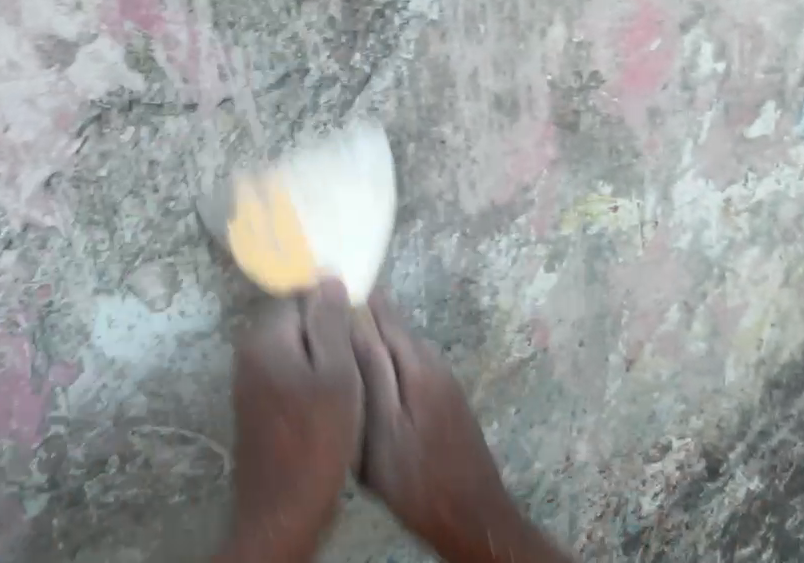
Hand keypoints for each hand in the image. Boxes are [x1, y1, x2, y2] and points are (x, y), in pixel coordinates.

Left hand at [219, 280, 361, 562]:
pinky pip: (289, 373)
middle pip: (297, 322)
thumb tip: (329, 276)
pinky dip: (311, 380)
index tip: (357, 328)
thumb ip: (331, 322)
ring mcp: (249, 380)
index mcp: (265, 338)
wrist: (282, 512)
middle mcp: (249, 352)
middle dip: (328, 333)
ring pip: (296, 350)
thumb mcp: (338, 375)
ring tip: (349, 383)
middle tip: (358, 360)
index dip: (333, 308)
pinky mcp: (255, 405)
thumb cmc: (317, 441)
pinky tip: (331, 404)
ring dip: (323, 359)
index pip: (302, 296)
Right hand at [352, 292, 565, 561]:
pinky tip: (375, 384)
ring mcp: (445, 384)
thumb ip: (371, 373)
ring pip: (405, 351)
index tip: (334, 288)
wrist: (470, 515)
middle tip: (333, 319)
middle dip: (369, 320)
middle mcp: (436, 364)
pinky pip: (413, 370)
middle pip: (397, 331)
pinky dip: (392, 366)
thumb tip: (355, 324)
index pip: (386, 317)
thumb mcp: (383, 428)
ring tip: (346, 350)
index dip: (361, 302)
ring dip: (380, 344)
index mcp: (419, 365)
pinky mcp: (447, 403)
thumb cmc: (417, 477)